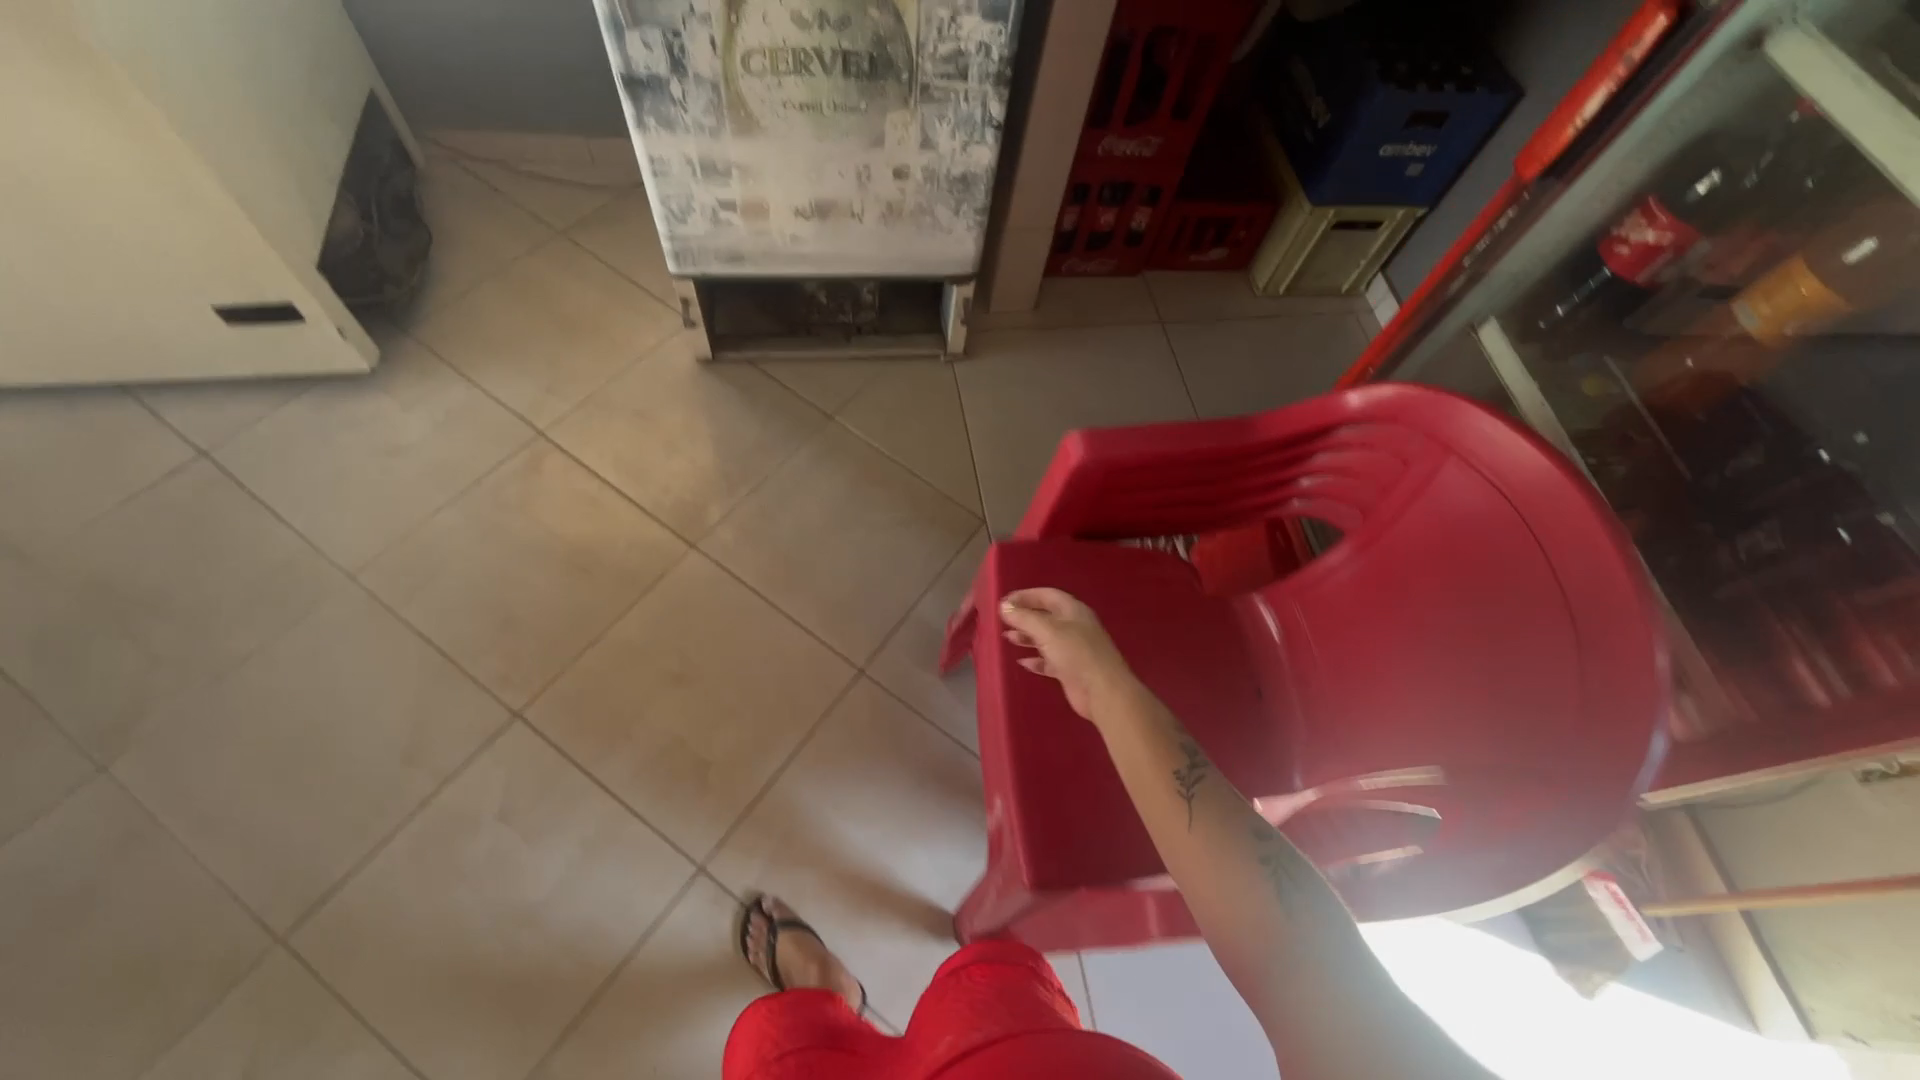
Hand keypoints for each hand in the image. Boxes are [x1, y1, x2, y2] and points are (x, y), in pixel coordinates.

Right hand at [999, 588, 1140, 722]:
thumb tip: (1004, 606)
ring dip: (1027, 637)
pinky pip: (1049, 661)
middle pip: (1046, 616)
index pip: (1047, 595)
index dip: (1025, 596)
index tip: (1004, 602)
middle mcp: (1074, 627)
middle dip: (1024, 617)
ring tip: (1007, 638)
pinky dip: (1036, 660)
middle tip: (1003, 620)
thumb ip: (1024, 618)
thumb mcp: (1048, 631)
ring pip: (1046, 638)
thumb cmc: (1076, 654)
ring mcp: (1073, 649)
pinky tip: (1022, 662)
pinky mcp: (1070, 670)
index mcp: (1073, 611)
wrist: (1102, 691)